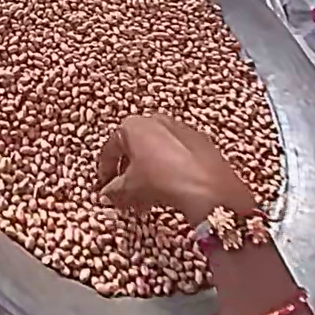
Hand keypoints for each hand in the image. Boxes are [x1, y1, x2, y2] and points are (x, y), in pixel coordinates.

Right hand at [95, 115, 255, 222]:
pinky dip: (169, 169)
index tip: (104, 186)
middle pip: (134, 147)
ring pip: (156, 150)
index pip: (110, 149)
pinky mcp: (201, 141)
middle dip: (128, 170)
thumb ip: (113, 191)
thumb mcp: (129, 190)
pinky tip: (171, 188)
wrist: (209, 189)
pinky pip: (177, 155)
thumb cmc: (162, 181)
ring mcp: (180, 128)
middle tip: (125, 191)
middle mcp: (155, 120)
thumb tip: (108, 194)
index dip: (105, 171)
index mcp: (132, 126)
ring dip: (149, 170)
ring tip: (148, 194)